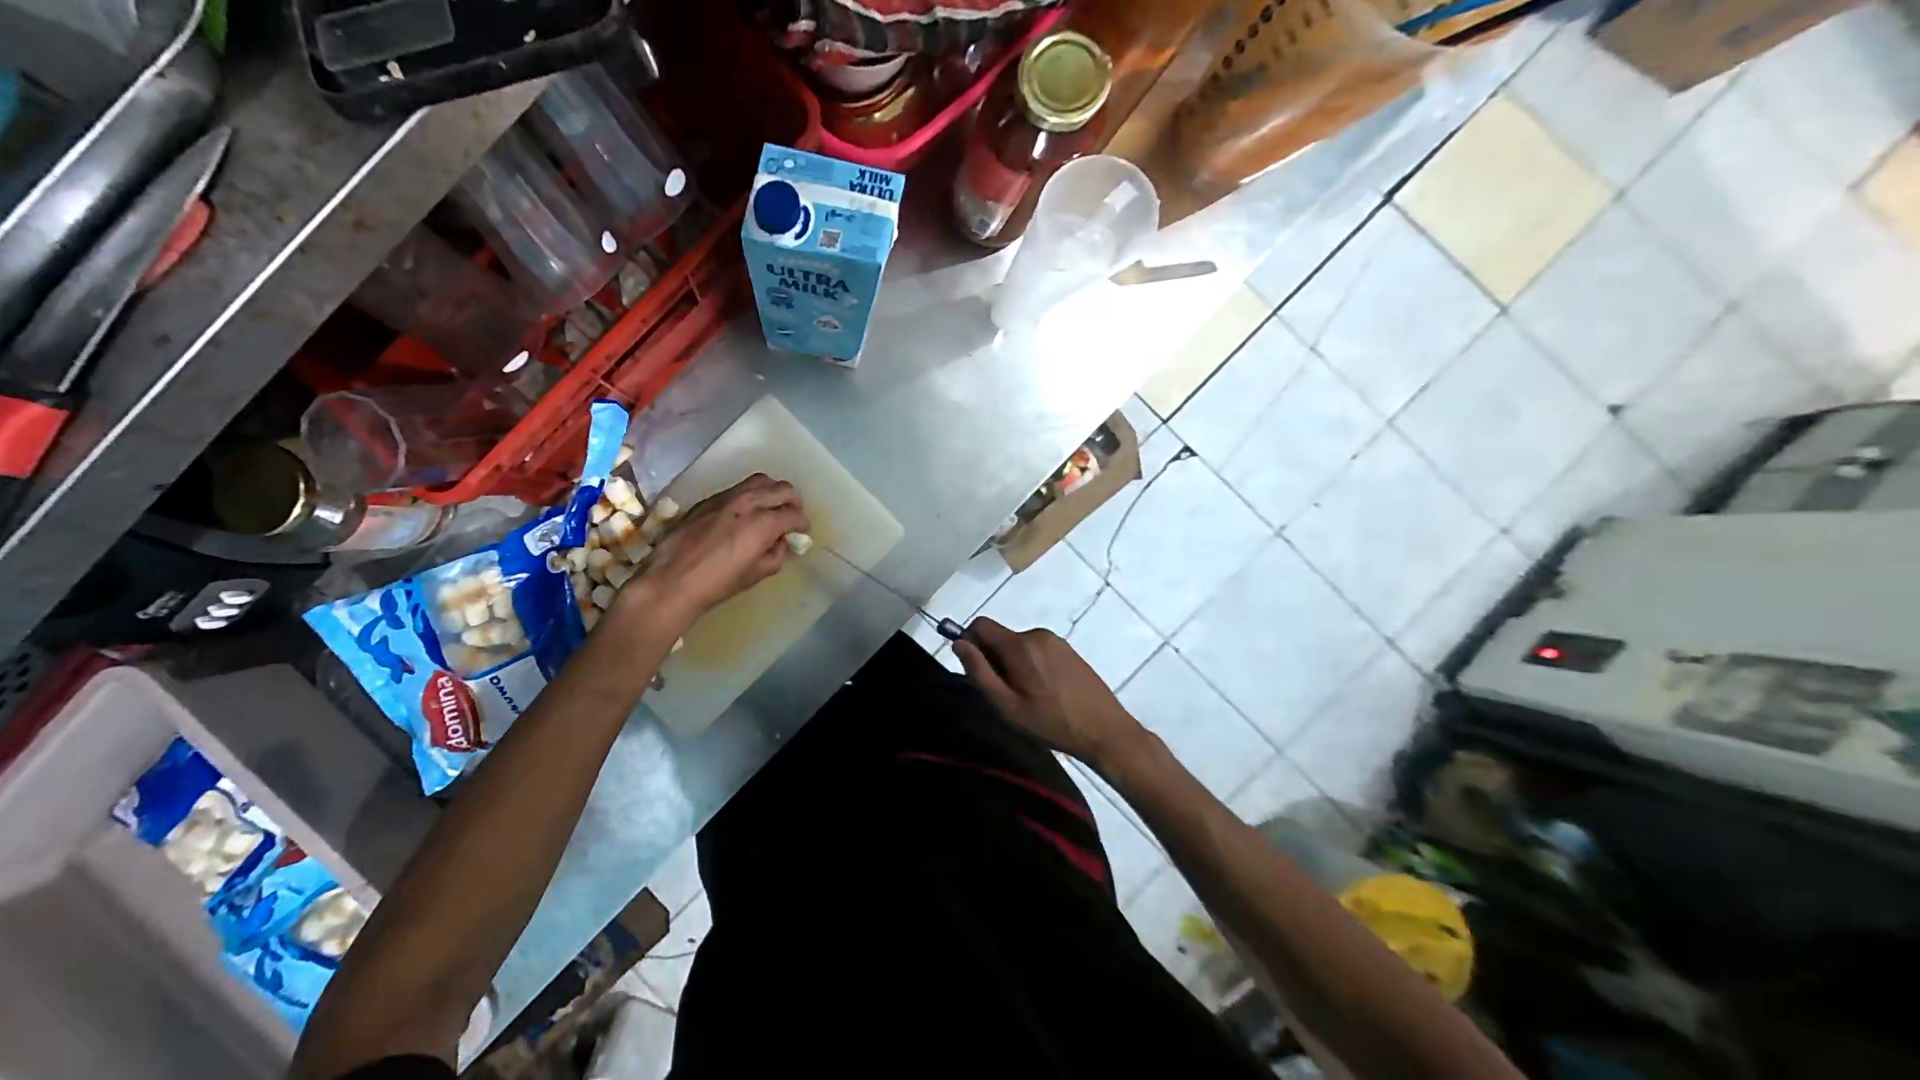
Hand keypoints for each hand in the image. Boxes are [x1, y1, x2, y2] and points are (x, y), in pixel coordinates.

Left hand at [624, 474, 809, 629]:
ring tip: (771, 507)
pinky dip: (751, 495)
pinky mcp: (709, 499)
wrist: (672, 580)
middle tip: (792, 516)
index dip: (803, 524)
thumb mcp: (757, 573)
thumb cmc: (718, 583)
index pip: (794, 515)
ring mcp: (727, 497)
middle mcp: (748, 502)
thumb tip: (780, 541)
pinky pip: (738, 488)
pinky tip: (745, 512)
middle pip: (783, 489)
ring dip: (773, 492)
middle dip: (794, 502)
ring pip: (761, 481)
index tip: (802, 532)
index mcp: (764, 523)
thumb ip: (776, 553)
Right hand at [954, 617, 1148, 766]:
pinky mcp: (1068, 650)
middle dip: (993, 659)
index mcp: (1020, 645)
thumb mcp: (1007, 706)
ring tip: (1027, 698)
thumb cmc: (1051, 722)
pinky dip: (1030, 665)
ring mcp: (1056, 640)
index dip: (969, 642)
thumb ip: (979, 672)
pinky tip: (1044, 692)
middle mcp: (1037, 634)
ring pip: (1018, 645)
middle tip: (1004, 695)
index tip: (975, 670)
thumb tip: (958, 643)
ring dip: (1012, 664)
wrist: (1104, 729)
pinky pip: (1036, 649)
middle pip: (999, 636)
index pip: (981, 624)